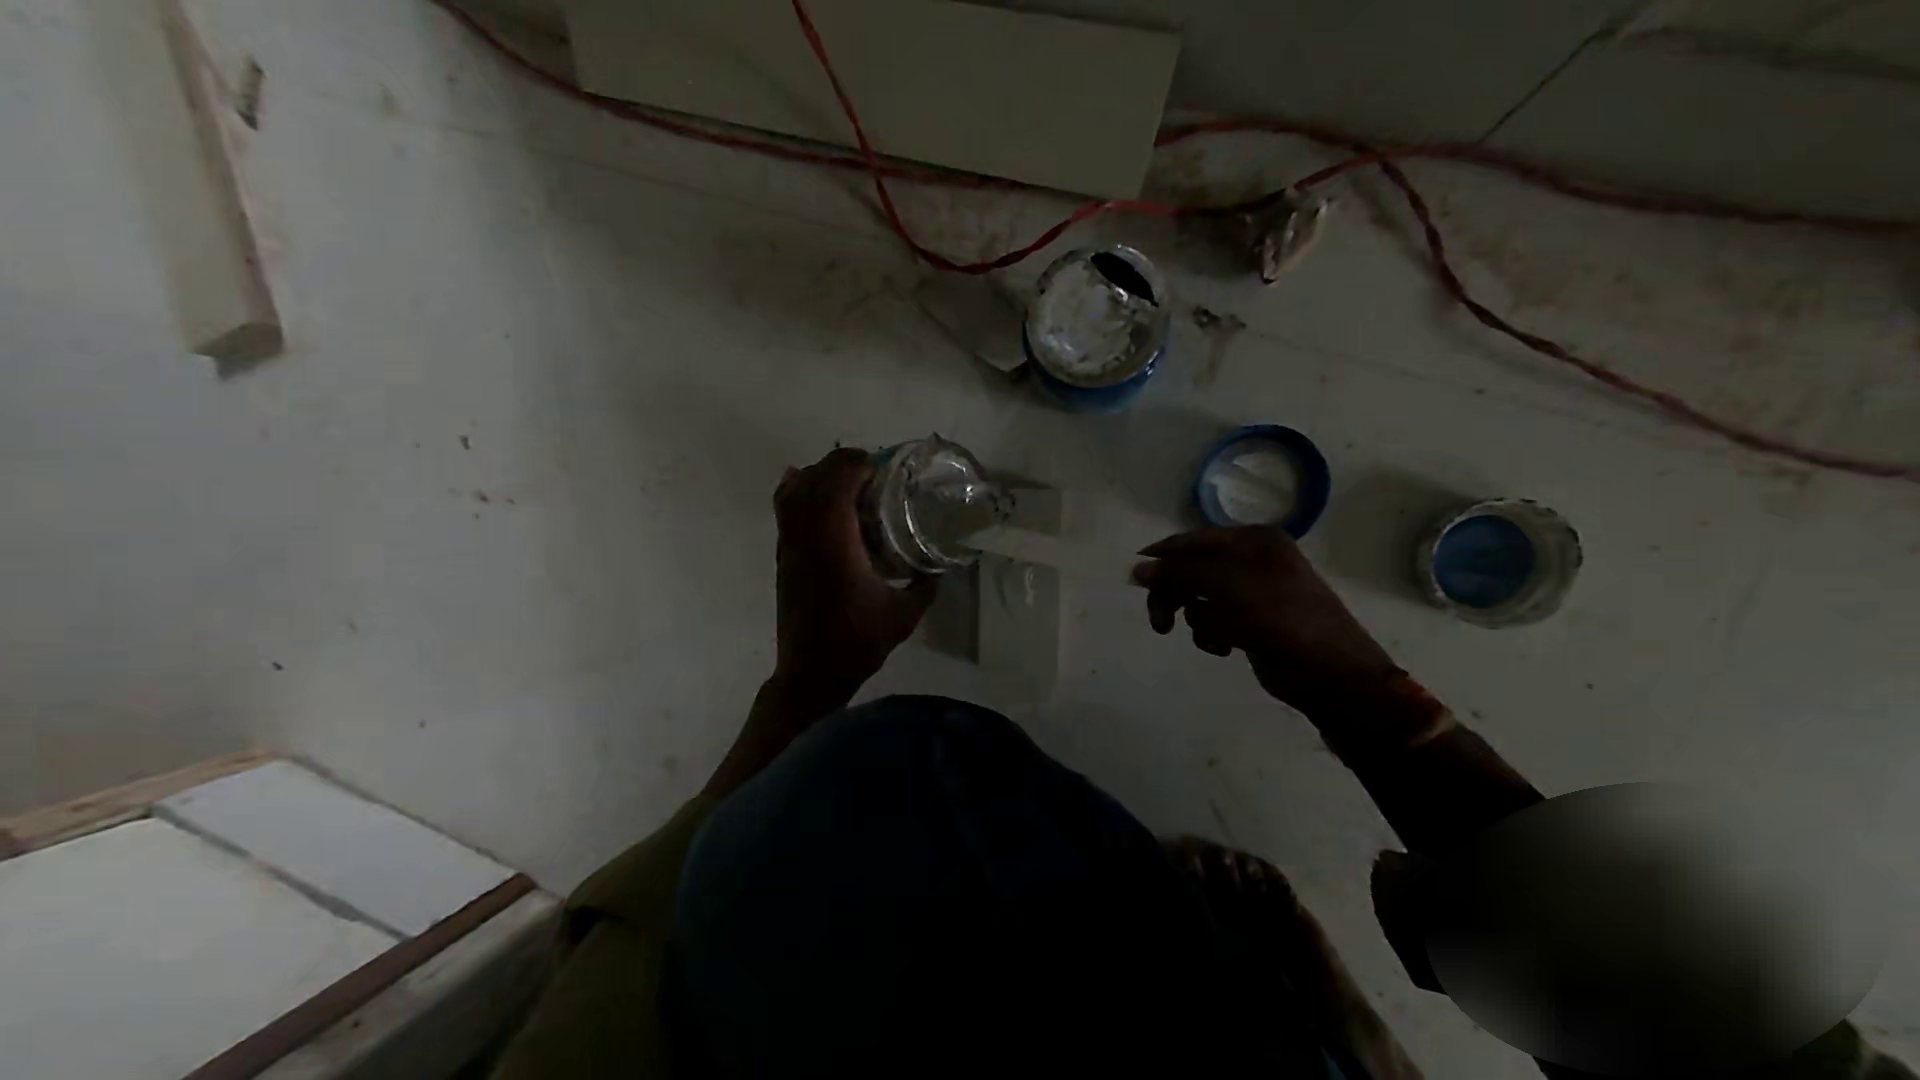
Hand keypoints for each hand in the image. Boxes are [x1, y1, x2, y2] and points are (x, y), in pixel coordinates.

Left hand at [772, 448, 936, 701]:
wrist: (812, 672)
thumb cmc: (859, 641)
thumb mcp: (904, 613)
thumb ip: (926, 583)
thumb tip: (941, 563)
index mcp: (835, 545)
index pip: (836, 485)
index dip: (855, 465)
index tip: (880, 466)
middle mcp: (806, 537)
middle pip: (814, 480)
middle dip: (840, 464)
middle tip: (872, 470)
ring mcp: (789, 546)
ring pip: (793, 491)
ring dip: (819, 474)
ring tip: (847, 478)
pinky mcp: (782, 556)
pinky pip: (782, 510)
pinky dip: (795, 490)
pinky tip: (810, 486)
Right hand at [1133, 526, 1395, 715]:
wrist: (1329, 671)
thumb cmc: (1277, 616)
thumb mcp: (1223, 585)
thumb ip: (1177, 572)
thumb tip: (1137, 568)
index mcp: (1254, 540)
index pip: (1194, 540)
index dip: (1162, 555)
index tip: (1134, 575)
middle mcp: (1254, 561)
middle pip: (1194, 571)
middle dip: (1174, 595)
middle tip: (1159, 621)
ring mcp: (1255, 593)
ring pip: (1200, 599)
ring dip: (1197, 619)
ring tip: (1210, 639)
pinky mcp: (1254, 623)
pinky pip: (1215, 621)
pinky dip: (1212, 633)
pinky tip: (1225, 647)